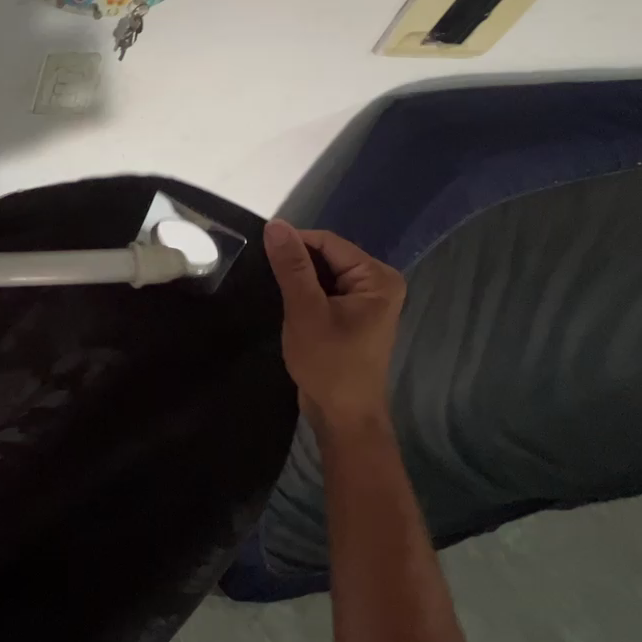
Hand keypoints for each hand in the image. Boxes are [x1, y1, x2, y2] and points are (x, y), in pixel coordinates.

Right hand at [263, 220, 406, 431]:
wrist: (342, 416)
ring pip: (323, 272)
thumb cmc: (329, 364)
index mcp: (377, 278)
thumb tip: (275, 225)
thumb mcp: (305, 311)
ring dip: (299, 279)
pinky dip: (306, 292)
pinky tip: (289, 304)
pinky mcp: (354, 314)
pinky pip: (326, 289)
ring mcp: (368, 300)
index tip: (262, 257)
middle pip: (327, 255)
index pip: (328, 242)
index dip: (294, 244)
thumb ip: (292, 266)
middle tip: (268, 279)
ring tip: (276, 291)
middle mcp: (379, 283)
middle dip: (296, 264)